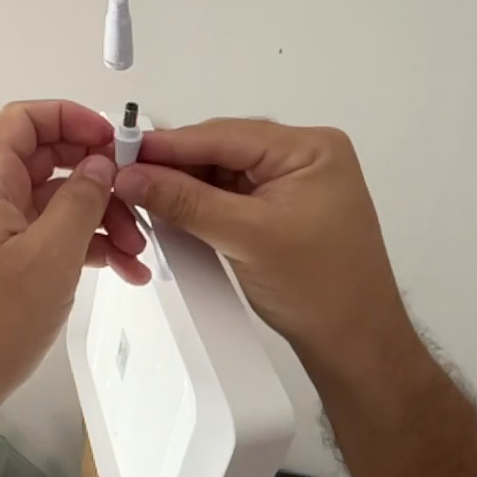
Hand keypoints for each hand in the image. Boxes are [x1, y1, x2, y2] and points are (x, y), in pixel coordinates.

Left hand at [0, 101, 149, 408]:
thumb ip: (82, 199)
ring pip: (55, 201)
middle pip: (47, 160)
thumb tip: (99, 166)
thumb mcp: (52, 253)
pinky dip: (85, 244)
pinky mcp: (3, 258)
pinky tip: (119, 266)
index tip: (108, 138)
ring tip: (134, 248)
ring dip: (99, 217)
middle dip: (96, 177)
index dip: (69, 118)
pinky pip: (50, 233)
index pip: (23, 120)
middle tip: (131, 193)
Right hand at [112, 119, 411, 374]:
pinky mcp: (277, 207)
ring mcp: (289, 182)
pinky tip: (170, 208)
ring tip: (140, 194)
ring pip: (219, 171)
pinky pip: (227, 193)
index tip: (122, 152)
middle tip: (124, 176)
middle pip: (220, 149)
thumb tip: (131, 176)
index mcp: (308, 149)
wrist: (354, 341)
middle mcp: (300, 156)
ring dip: (182, 184)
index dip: (169, 144)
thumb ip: (185, 201)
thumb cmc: (319, 288)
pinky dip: (197, 202)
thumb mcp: (246, 237)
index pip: (224, 135)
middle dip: (173, 164)